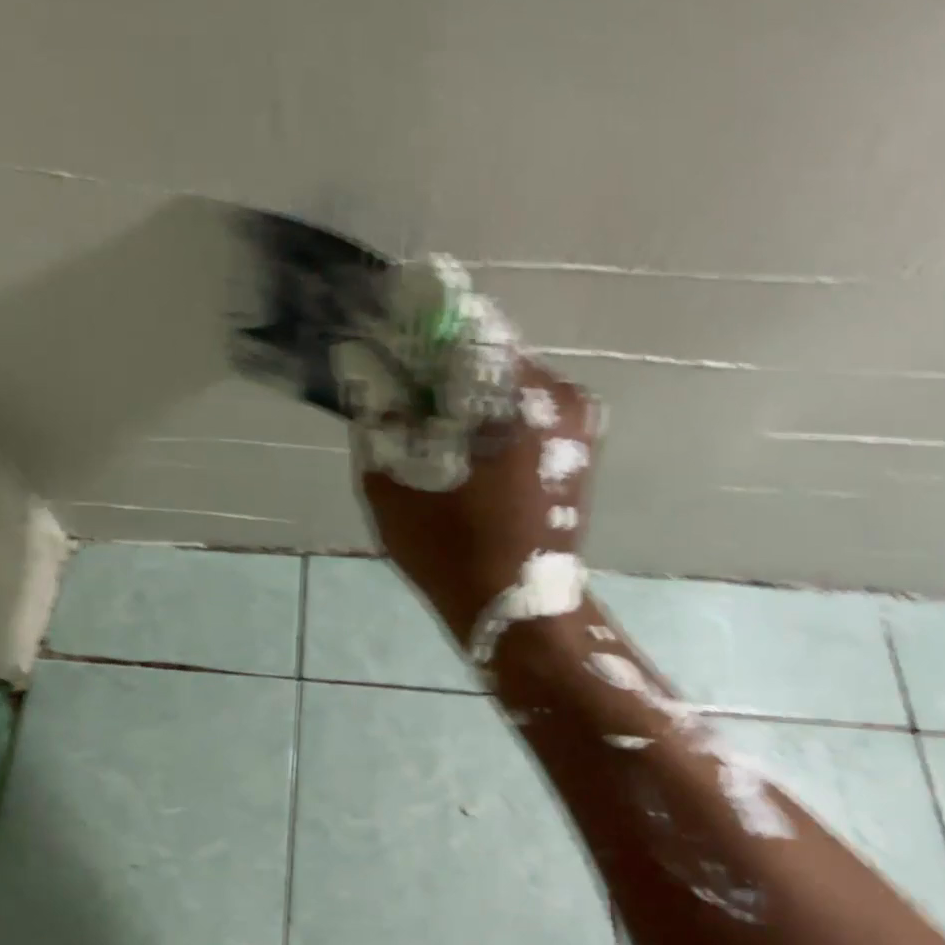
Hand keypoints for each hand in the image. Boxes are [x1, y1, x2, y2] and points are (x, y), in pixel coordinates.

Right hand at [354, 356, 601, 645]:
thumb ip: (375, 426)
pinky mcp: (578, 447)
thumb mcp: (392, 486)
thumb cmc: (451, 549)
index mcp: (516, 396)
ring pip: (508, 381)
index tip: (390, 347)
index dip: (422, 338)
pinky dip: (493, 413)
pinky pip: (526, 408)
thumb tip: (366, 382)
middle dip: (445, 368)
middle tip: (406, 389)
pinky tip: (460, 440)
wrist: (517, 612)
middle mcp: (560, 396)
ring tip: (429, 418)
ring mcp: (577, 422)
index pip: (465, 332)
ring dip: (468, 392)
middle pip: (489, 355)